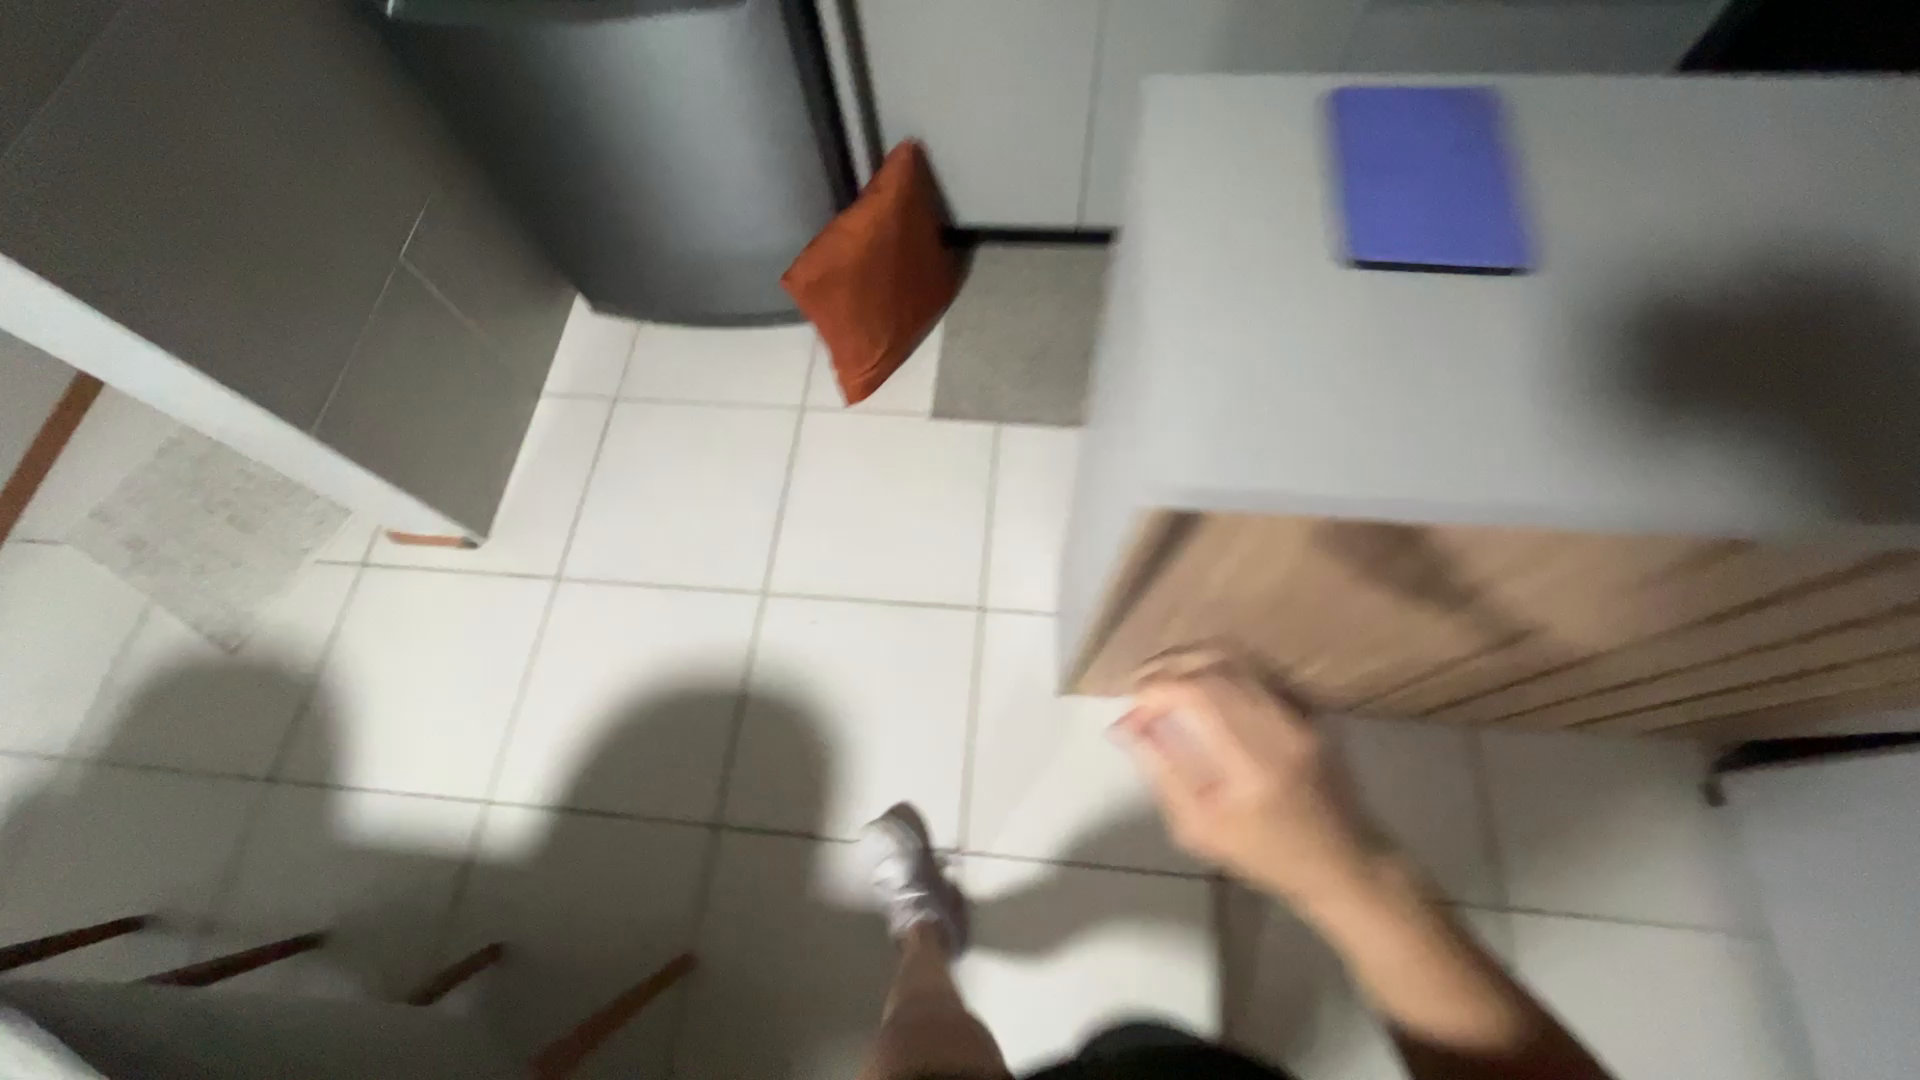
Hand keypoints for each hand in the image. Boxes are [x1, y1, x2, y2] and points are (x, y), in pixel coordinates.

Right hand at [1113, 648, 1391, 906]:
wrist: (1345, 862)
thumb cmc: (1265, 856)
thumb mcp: (1198, 827)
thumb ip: (1160, 770)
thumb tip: (1124, 725)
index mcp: (1251, 765)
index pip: (1197, 695)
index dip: (1156, 689)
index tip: (1133, 708)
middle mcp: (1279, 728)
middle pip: (1214, 666)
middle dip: (1166, 667)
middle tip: (1139, 684)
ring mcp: (1300, 713)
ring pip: (1236, 658)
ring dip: (1191, 660)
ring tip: (1163, 677)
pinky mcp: (1309, 707)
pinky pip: (1257, 669)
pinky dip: (1219, 666)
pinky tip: (1200, 682)